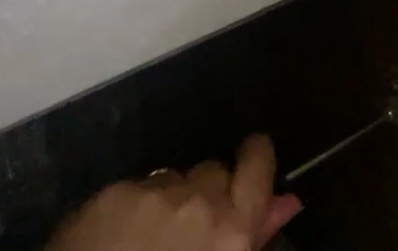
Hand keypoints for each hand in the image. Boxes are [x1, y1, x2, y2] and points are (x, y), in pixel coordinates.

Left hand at [46, 134, 301, 250]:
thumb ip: (254, 235)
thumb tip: (287, 202)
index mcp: (232, 228)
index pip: (258, 162)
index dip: (255, 157)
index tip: (250, 159)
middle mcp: (199, 200)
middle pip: (213, 169)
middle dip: (205, 190)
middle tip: (186, 227)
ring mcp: (152, 193)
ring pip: (172, 178)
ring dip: (167, 200)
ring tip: (146, 238)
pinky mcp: (110, 194)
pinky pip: (133, 189)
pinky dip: (129, 209)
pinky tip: (115, 241)